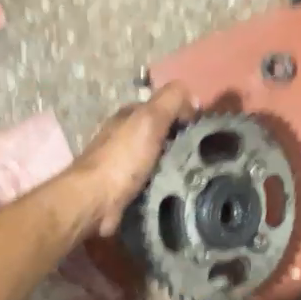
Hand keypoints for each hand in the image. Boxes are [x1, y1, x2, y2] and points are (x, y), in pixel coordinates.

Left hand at [66, 83, 195, 236]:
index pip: (160, 108)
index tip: (204, 129)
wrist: (94, 202)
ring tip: (198, 175)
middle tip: (205, 155)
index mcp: (127, 117)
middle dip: (181, 142)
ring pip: (158, 160)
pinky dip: (165, 185)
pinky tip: (179, 190)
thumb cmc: (122, 159)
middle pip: (160, 135)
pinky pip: (153, 183)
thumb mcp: (149, 119)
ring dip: (175, 166)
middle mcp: (123, 138)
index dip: (182, 114)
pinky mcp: (125, 190)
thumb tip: (193, 97)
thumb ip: (171, 101)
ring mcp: (123, 165)